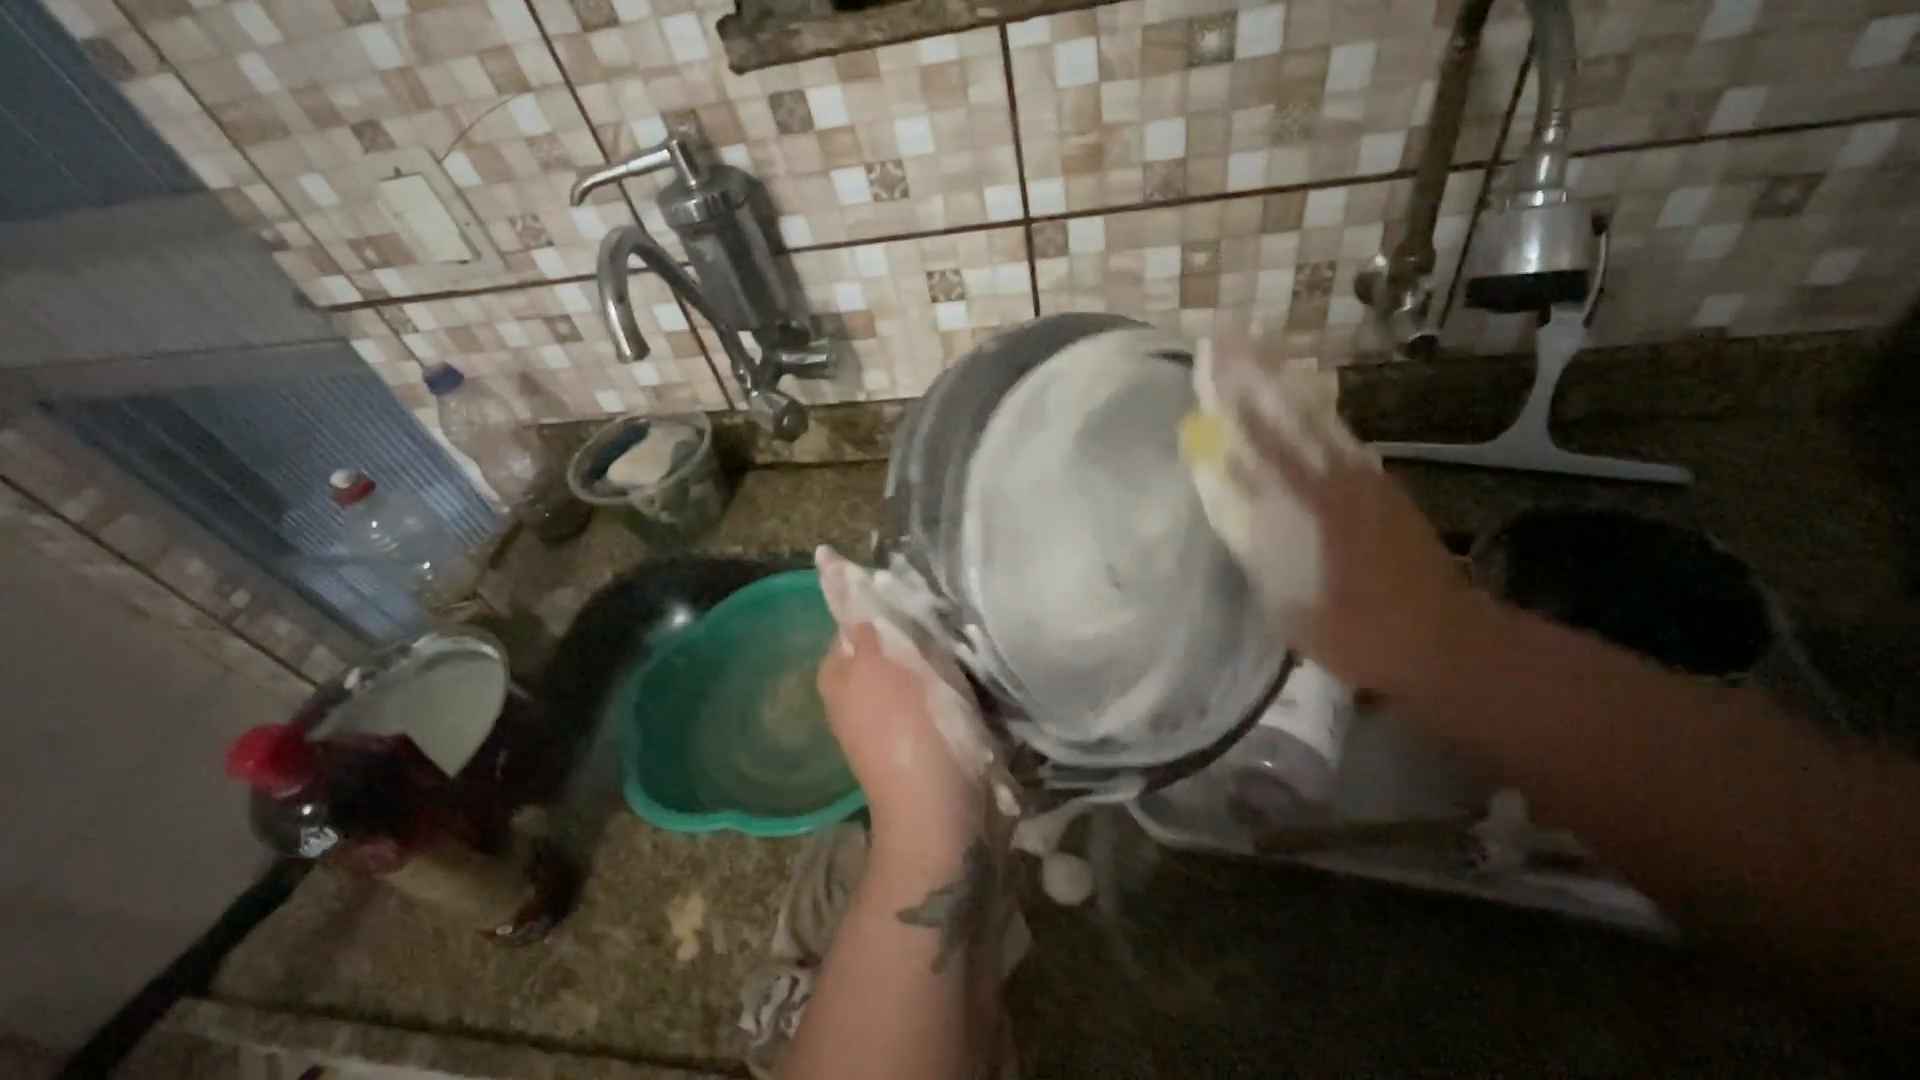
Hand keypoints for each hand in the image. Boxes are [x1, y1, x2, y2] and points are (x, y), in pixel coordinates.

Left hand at [814, 549, 986, 868]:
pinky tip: (982, 683)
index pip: (858, 612)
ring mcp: (895, 722)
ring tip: (974, 648)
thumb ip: (857, 608)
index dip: (892, 598)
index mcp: (838, 672)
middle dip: (926, 628)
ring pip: (925, 666)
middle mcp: (859, 695)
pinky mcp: (929, 742)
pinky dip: (962, 686)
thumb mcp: (880, 654)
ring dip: (949, 656)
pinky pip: (946, 695)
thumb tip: (824, 560)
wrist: (945, 812)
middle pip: (896, 639)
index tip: (927, 594)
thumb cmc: (911, 726)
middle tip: (957, 621)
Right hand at [1201, 343, 1482, 694]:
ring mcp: (1369, 482)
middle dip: (1260, 373)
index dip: (1237, 399)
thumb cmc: (1361, 633)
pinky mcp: (1385, 493)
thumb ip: (1258, 540)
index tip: (1212, 359)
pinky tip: (1309, 408)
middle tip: (1232, 335)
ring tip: (1261, 355)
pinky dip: (1318, 417)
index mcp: (1318, 504)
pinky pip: (1342, 441)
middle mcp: (1344, 479)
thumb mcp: (1294, 601)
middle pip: (1295, 414)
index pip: (1267, 440)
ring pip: (1322, 421)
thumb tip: (1225, 488)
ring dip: (1288, 386)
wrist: (1447, 643)